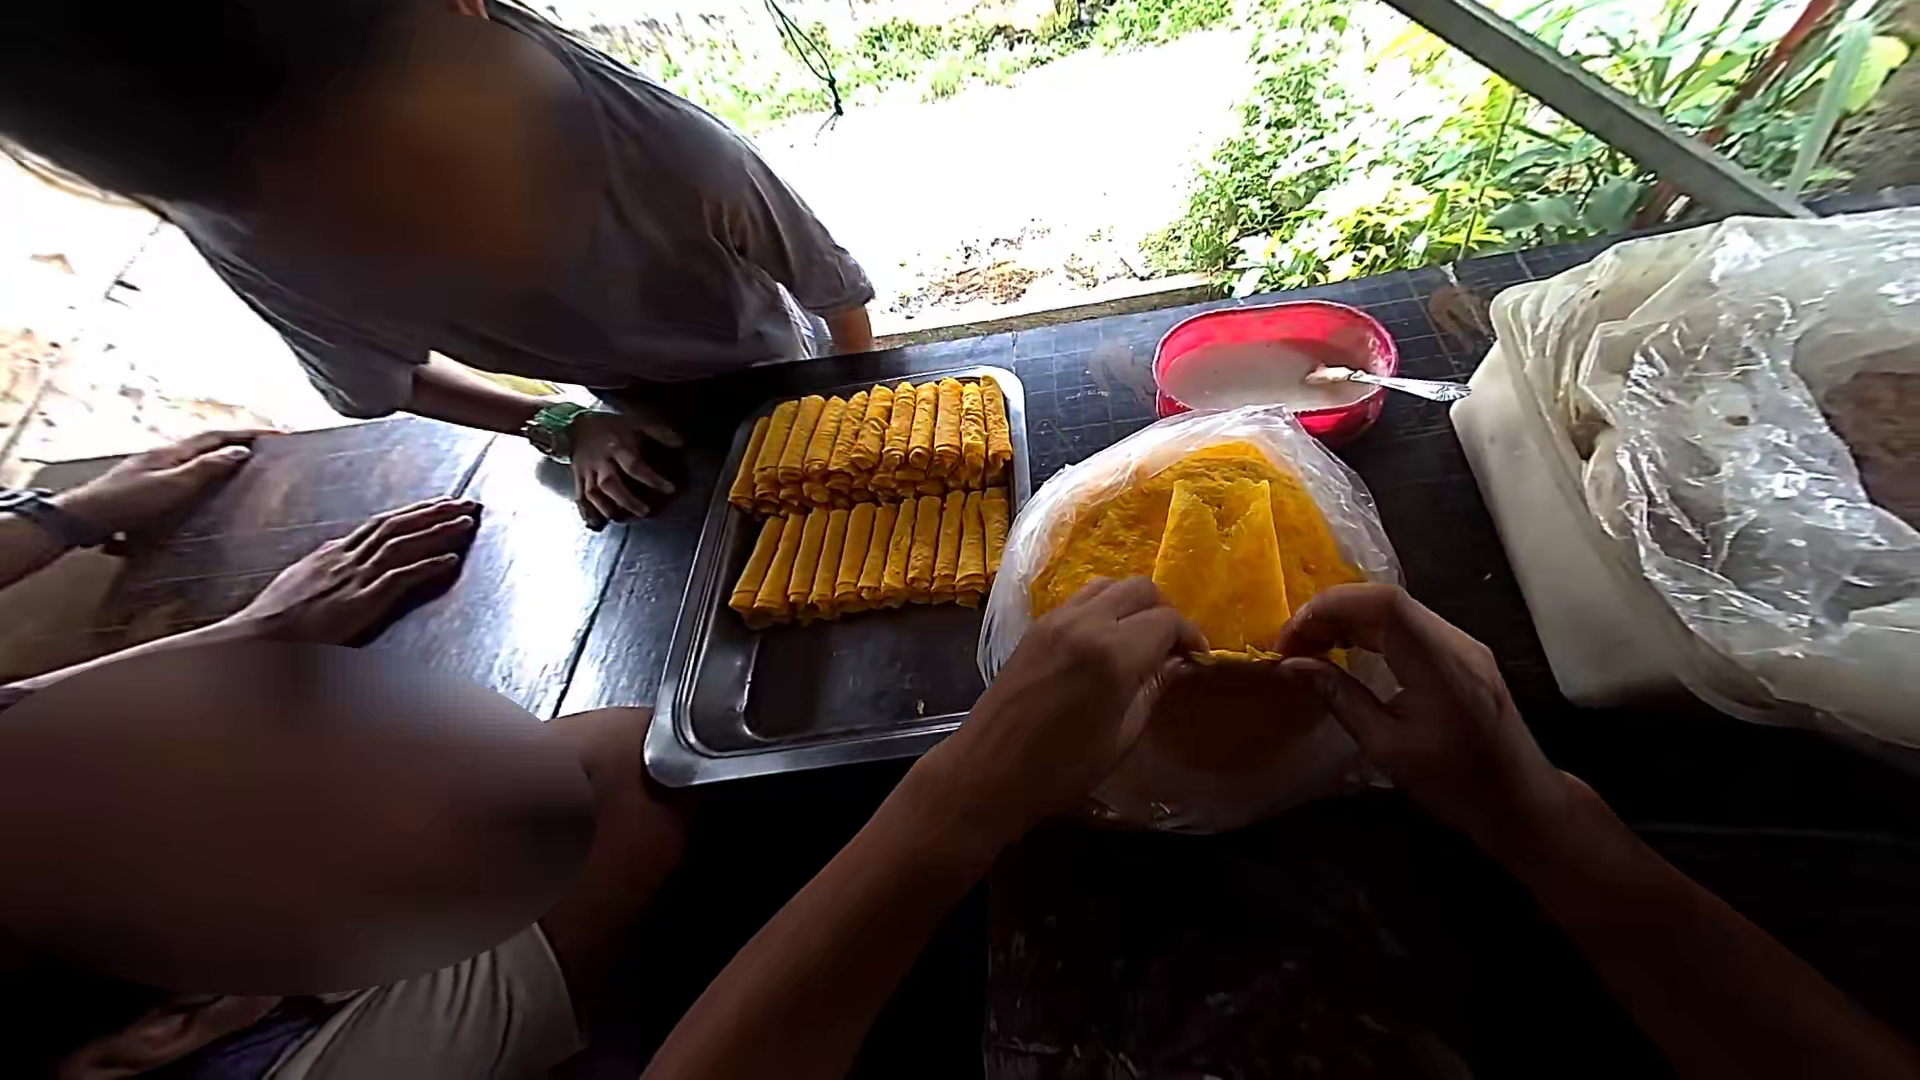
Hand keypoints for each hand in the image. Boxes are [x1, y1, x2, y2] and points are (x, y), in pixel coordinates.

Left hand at [53, 430, 273, 536]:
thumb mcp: (174, 484)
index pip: (217, 437)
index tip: (279, 434)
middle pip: (208, 443)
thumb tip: (242, 450)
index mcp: (171, 453)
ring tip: (251, 459)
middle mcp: (164, 456)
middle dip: (240, 440)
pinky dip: (213, 467)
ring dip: (226, 453)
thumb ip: (208, 467)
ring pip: (199, 455)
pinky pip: (192, 469)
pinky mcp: (152, 483)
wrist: (82, 519)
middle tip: (270, 445)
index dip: (249, 434)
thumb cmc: (129, 501)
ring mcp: (155, 469)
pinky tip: (218, 478)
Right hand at [224, 498, 478, 643]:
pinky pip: (400, 577)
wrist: (251, 640)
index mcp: (332, 554)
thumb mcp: (301, 579)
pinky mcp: (360, 600)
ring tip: (466, 522)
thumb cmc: (276, 616)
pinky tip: (451, 559)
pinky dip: (427, 566)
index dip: (414, 511)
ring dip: (438, 531)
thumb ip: (326, 562)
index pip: (381, 523)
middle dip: (434, 511)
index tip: (441, 502)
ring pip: (402, 545)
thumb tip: (341, 546)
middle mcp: (345, 559)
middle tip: (466, 502)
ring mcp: (353, 578)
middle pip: (396, 526)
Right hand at [567, 412, 679, 529]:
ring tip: (621, 519)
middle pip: (610, 484)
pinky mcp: (577, 478)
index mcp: (616, 447)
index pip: (634, 466)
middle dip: (627, 500)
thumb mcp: (636, 423)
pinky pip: (579, 496)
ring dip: (606, 508)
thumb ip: (659, 433)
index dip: (652, 479)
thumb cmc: (611, 426)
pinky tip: (596, 524)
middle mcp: (600, 461)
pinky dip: (586, 511)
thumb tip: (680, 444)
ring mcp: (586, 471)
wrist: (575, 424)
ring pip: (593, 493)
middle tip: (645, 512)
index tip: (670, 489)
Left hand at [912, 577, 1204, 849]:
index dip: (1190, 636)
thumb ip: (1154, 687)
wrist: (991, 766)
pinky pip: (1080, 598)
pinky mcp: (1037, 625)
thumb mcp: (1122, 734)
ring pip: (1107, 585)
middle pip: (1140, 588)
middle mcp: (1085, 622)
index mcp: (1112, 653)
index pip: (1167, 620)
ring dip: (1131, 603)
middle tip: (1171, 646)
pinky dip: (1102, 606)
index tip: (1196, 659)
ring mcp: (1056, 619)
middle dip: (1164, 611)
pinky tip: (1105, 639)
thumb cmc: (1062, 767)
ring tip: (1139, 638)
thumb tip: (1181, 662)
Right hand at [1274, 583, 1571, 860]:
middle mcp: (1455, 643)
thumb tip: (1291, 665)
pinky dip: (1362, 628)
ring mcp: (1460, 645)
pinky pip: (1402, 623)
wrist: (1525, 805)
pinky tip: (1342, 648)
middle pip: (1382, 599)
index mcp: (1441, 664)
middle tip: (1293, 643)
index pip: (1381, 604)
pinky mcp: (1457, 653)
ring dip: (1343, 618)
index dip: (1327, 608)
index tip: (1292, 638)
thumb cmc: (1455, 784)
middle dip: (1328, 612)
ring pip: (1390, 607)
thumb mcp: (1385, 746)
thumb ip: (1338, 696)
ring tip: (1310, 646)